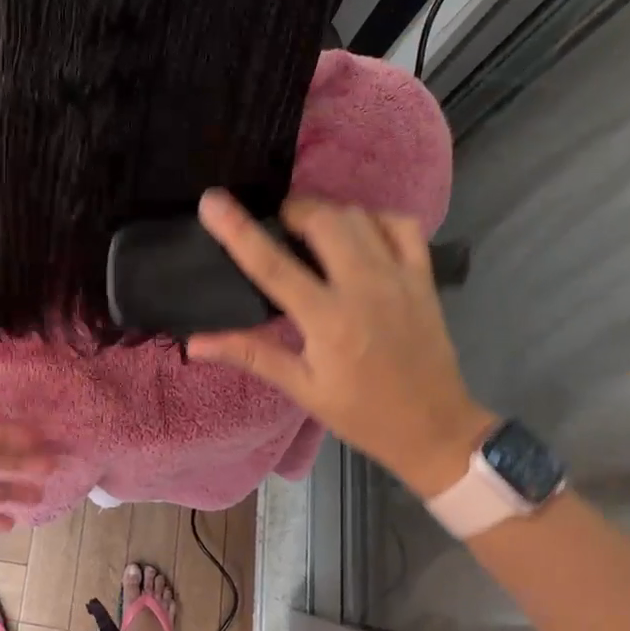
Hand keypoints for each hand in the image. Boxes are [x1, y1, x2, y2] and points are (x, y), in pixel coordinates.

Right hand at [188, 190, 494, 498]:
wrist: (435, 429)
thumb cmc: (361, 413)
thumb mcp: (302, 388)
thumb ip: (250, 354)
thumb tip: (194, 342)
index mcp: (328, 321)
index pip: (273, 265)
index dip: (238, 230)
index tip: (212, 201)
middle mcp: (364, 289)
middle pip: (323, 221)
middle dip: (292, 210)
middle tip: (278, 225)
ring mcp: (399, 278)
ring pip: (358, 217)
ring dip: (328, 213)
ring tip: (312, 229)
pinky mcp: (423, 277)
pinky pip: (401, 225)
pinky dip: (375, 218)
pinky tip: (359, 232)